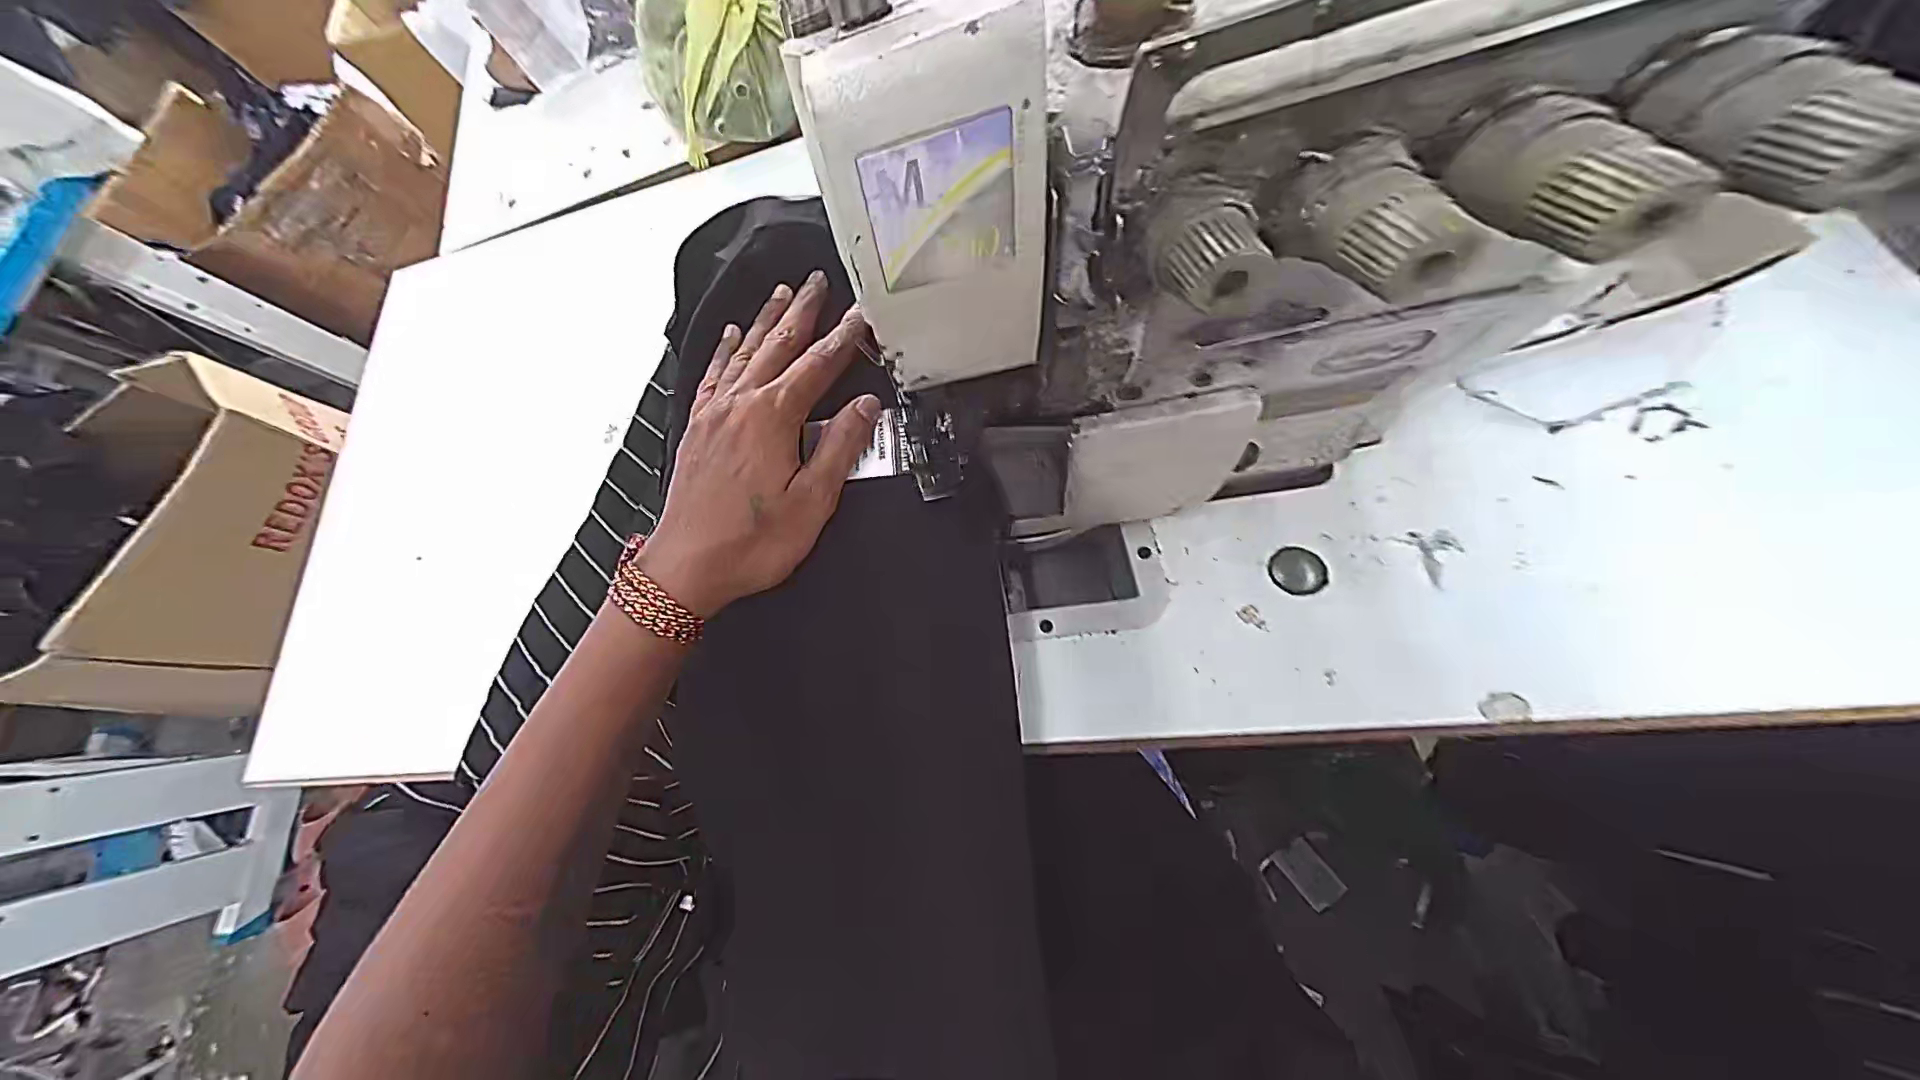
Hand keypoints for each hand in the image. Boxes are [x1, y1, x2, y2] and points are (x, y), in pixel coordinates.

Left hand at [634, 271, 880, 618]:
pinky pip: (715, 374)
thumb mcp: (812, 501)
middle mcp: (739, 406)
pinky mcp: (699, 429)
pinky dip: (726, 350)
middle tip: (816, 283)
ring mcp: (715, 415)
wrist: (688, 567)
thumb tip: (864, 410)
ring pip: (745, 352)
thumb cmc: (748, 543)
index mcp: (772, 419)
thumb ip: (839, 447)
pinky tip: (732, 337)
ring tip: (782, 294)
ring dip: (766, 320)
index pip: (817, 366)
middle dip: (802, 311)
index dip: (843, 339)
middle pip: (778, 345)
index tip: (860, 318)